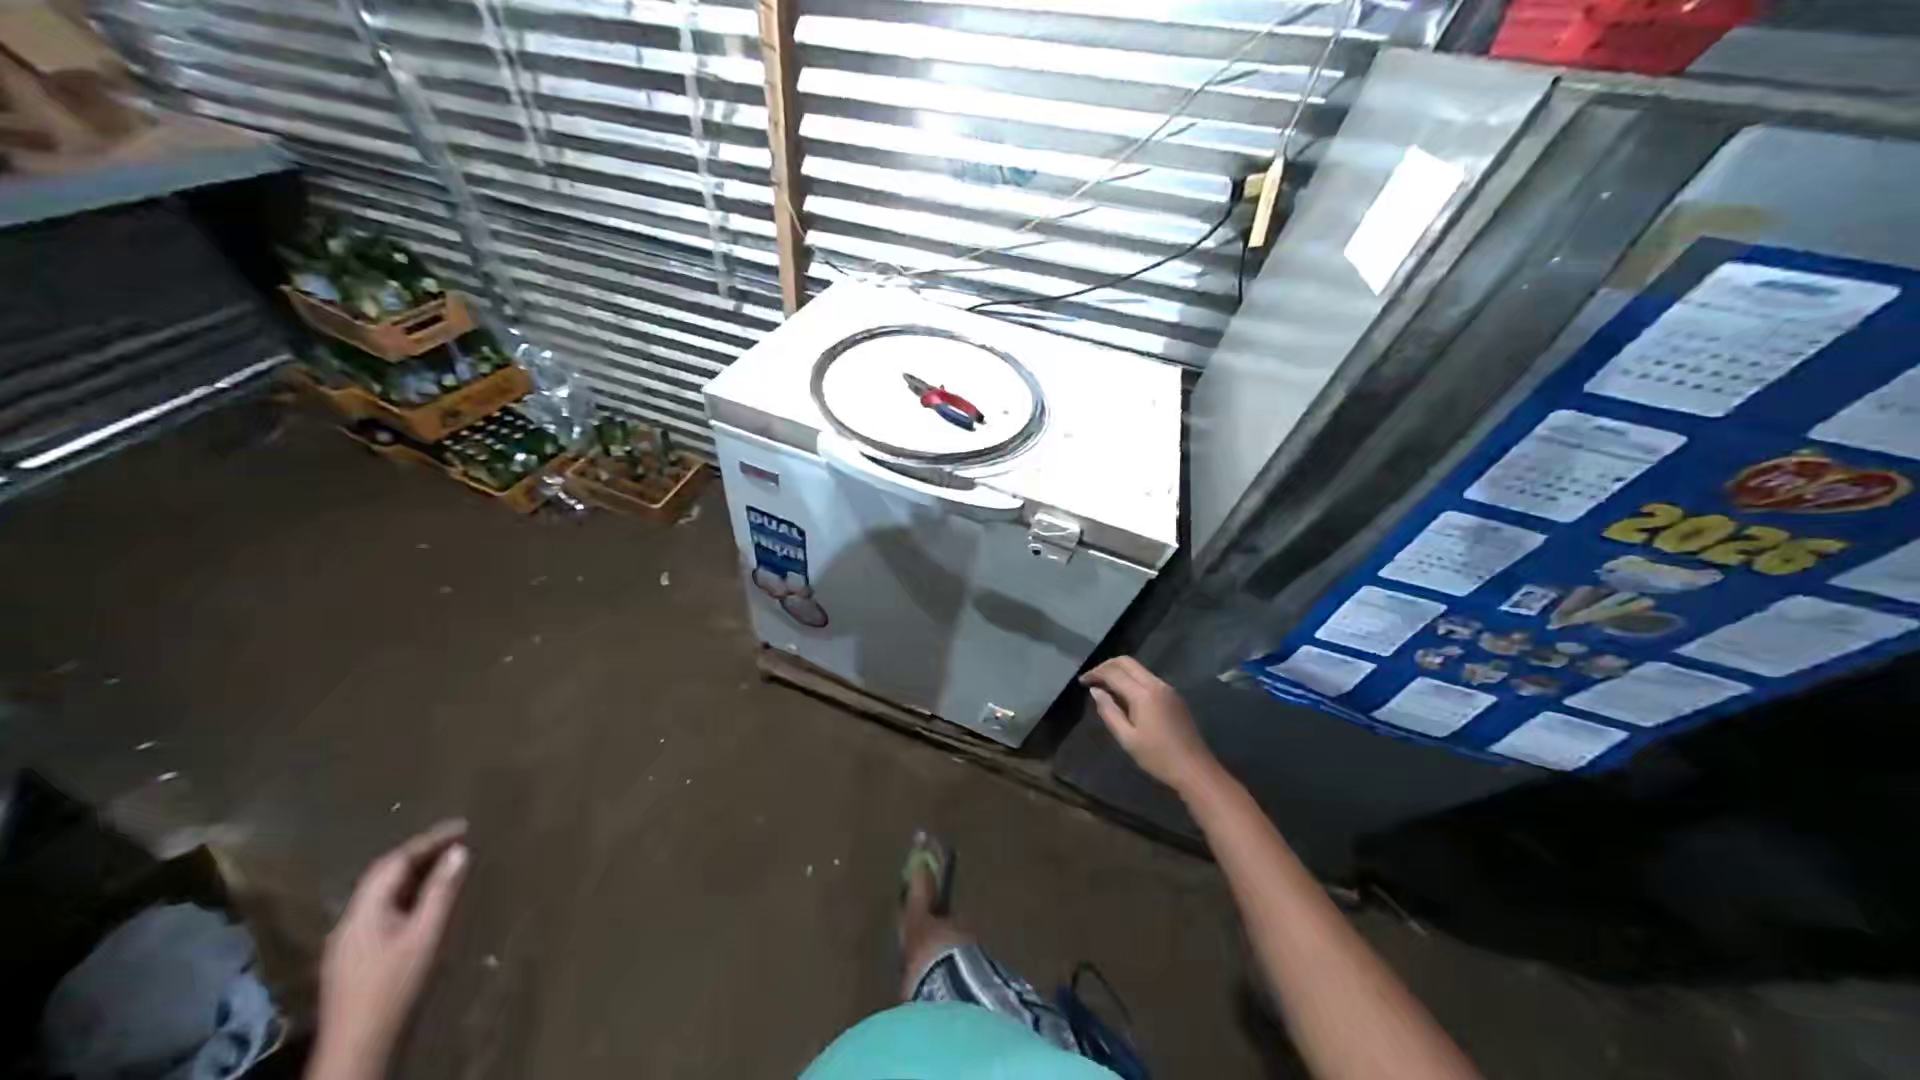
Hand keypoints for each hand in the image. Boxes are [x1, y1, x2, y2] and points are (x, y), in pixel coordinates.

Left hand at [316, 820, 468, 1073]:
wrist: (358, 1045)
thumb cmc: (396, 985)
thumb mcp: (426, 935)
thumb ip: (442, 891)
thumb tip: (459, 851)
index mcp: (363, 911)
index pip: (395, 861)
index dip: (429, 840)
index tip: (463, 826)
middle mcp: (349, 920)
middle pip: (383, 875)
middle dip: (420, 853)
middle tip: (457, 840)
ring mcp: (348, 940)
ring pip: (381, 894)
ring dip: (413, 874)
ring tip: (446, 864)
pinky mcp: (353, 956)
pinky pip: (382, 910)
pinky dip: (406, 894)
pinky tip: (423, 900)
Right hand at [1080, 657, 1219, 793]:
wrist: (1195, 769)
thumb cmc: (1158, 757)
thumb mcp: (1127, 738)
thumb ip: (1109, 711)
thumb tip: (1095, 691)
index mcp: (1144, 694)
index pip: (1114, 673)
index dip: (1095, 673)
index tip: (1082, 681)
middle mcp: (1157, 684)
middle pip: (1127, 662)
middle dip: (1107, 665)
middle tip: (1092, 678)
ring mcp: (1168, 689)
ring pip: (1138, 669)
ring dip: (1119, 671)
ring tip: (1104, 686)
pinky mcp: (1173, 696)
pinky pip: (1147, 678)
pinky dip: (1131, 679)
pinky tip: (1123, 694)